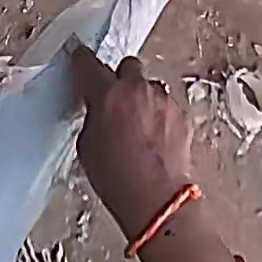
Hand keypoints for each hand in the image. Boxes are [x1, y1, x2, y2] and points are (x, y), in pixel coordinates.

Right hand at [71, 47, 194, 238]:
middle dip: (121, 78)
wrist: (157, 203)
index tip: (80, 58)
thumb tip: (98, 108)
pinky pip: (166, 105)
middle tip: (116, 99)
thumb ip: (92, 116)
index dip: (81, 59)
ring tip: (139, 126)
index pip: (88, 62)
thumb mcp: (87, 145)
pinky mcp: (181, 115)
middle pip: (127, 65)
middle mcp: (136, 89)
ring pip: (149, 86)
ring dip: (142, 98)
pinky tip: (155, 138)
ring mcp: (162, 100)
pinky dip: (160, 115)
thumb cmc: (118, 179)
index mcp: (107, 93)